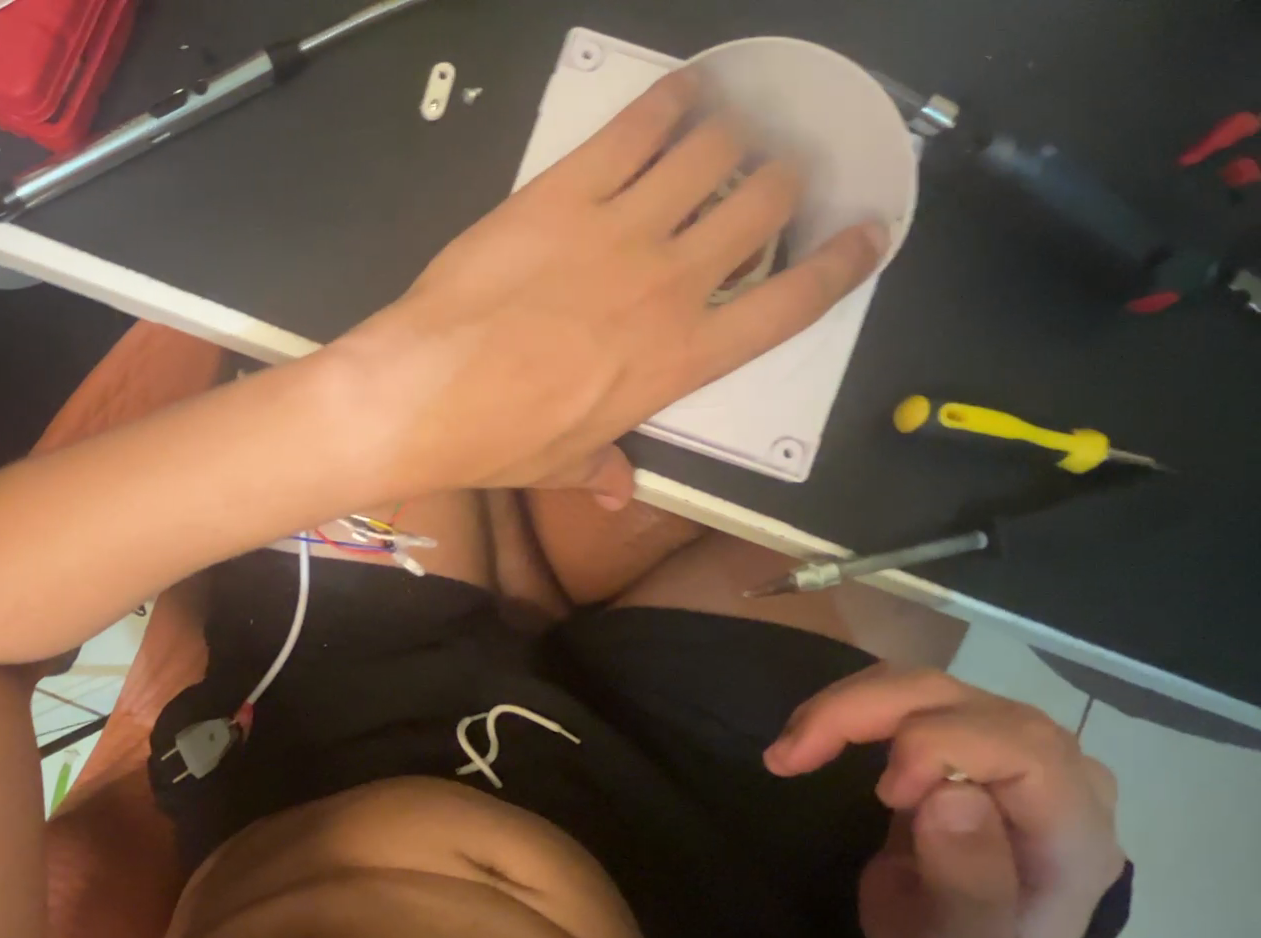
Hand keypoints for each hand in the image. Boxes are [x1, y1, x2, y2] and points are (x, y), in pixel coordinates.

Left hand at [330, 71, 886, 505]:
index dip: (841, 263)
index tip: (867, 231)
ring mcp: (620, 230)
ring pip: (712, 155)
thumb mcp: (558, 464)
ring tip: (727, 132)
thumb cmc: (495, 439)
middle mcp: (671, 284)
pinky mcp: (565, 193)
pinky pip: (634, 130)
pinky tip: (683, 92)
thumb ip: (600, 467)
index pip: (792, 305)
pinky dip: (668, 103)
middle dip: (780, 185)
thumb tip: (618, 494)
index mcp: (681, 358)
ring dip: (731, 138)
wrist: (422, 391)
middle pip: (764, 207)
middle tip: (770, 177)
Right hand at [764, 666, 1124, 937]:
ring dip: (839, 707)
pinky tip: (809, 740)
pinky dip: (842, 707)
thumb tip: (953, 793)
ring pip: (916, 684)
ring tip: (788, 752)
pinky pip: (900, 692)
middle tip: (788, 758)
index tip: (882, 797)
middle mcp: (1055, 767)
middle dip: (858, 712)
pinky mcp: (964, 726)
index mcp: (1073, 827)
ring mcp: (1007, 739)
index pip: (1021, 746)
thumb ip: (969, 884)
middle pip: (956, 699)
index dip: (939, 748)